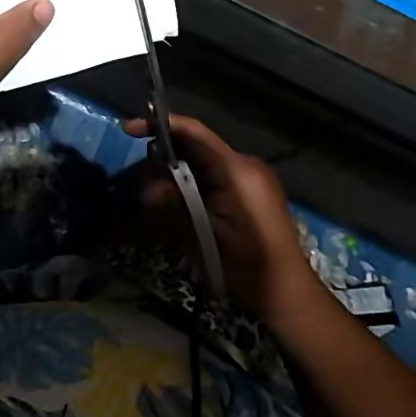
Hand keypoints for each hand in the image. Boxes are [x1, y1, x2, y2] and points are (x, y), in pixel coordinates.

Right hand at [124, 113, 321, 317]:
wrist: (284, 291)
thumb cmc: (246, 262)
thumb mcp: (203, 232)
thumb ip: (175, 203)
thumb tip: (147, 190)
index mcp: (237, 170)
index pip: (194, 133)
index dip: (161, 125)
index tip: (131, 129)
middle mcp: (245, 165)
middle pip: (195, 146)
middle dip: (164, 159)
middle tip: (145, 185)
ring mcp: (250, 178)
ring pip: (201, 162)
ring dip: (176, 175)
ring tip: (159, 201)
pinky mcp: (248, 191)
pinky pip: (213, 175)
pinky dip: (191, 183)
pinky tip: (179, 203)